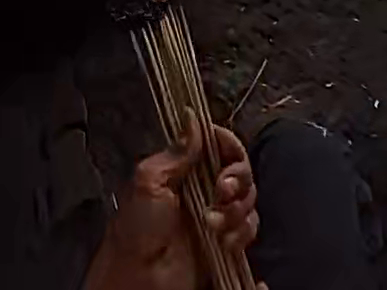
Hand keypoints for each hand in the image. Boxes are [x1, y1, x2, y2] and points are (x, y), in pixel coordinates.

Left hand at [86, 119, 262, 289]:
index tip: (225, 156)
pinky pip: (248, 230)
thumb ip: (177, 151)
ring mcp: (217, 215)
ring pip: (248, 199)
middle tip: (222, 192)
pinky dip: (243, 234)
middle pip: (240, 169)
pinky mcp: (226, 244)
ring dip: (237, 211)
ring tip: (213, 226)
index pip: (219, 143)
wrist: (138, 281)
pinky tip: (225, 243)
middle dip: (238, 179)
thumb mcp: (149, 181)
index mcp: (186, 167)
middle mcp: (205, 187)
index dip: (228, 145)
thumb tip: (191, 114)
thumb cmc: (137, 229)